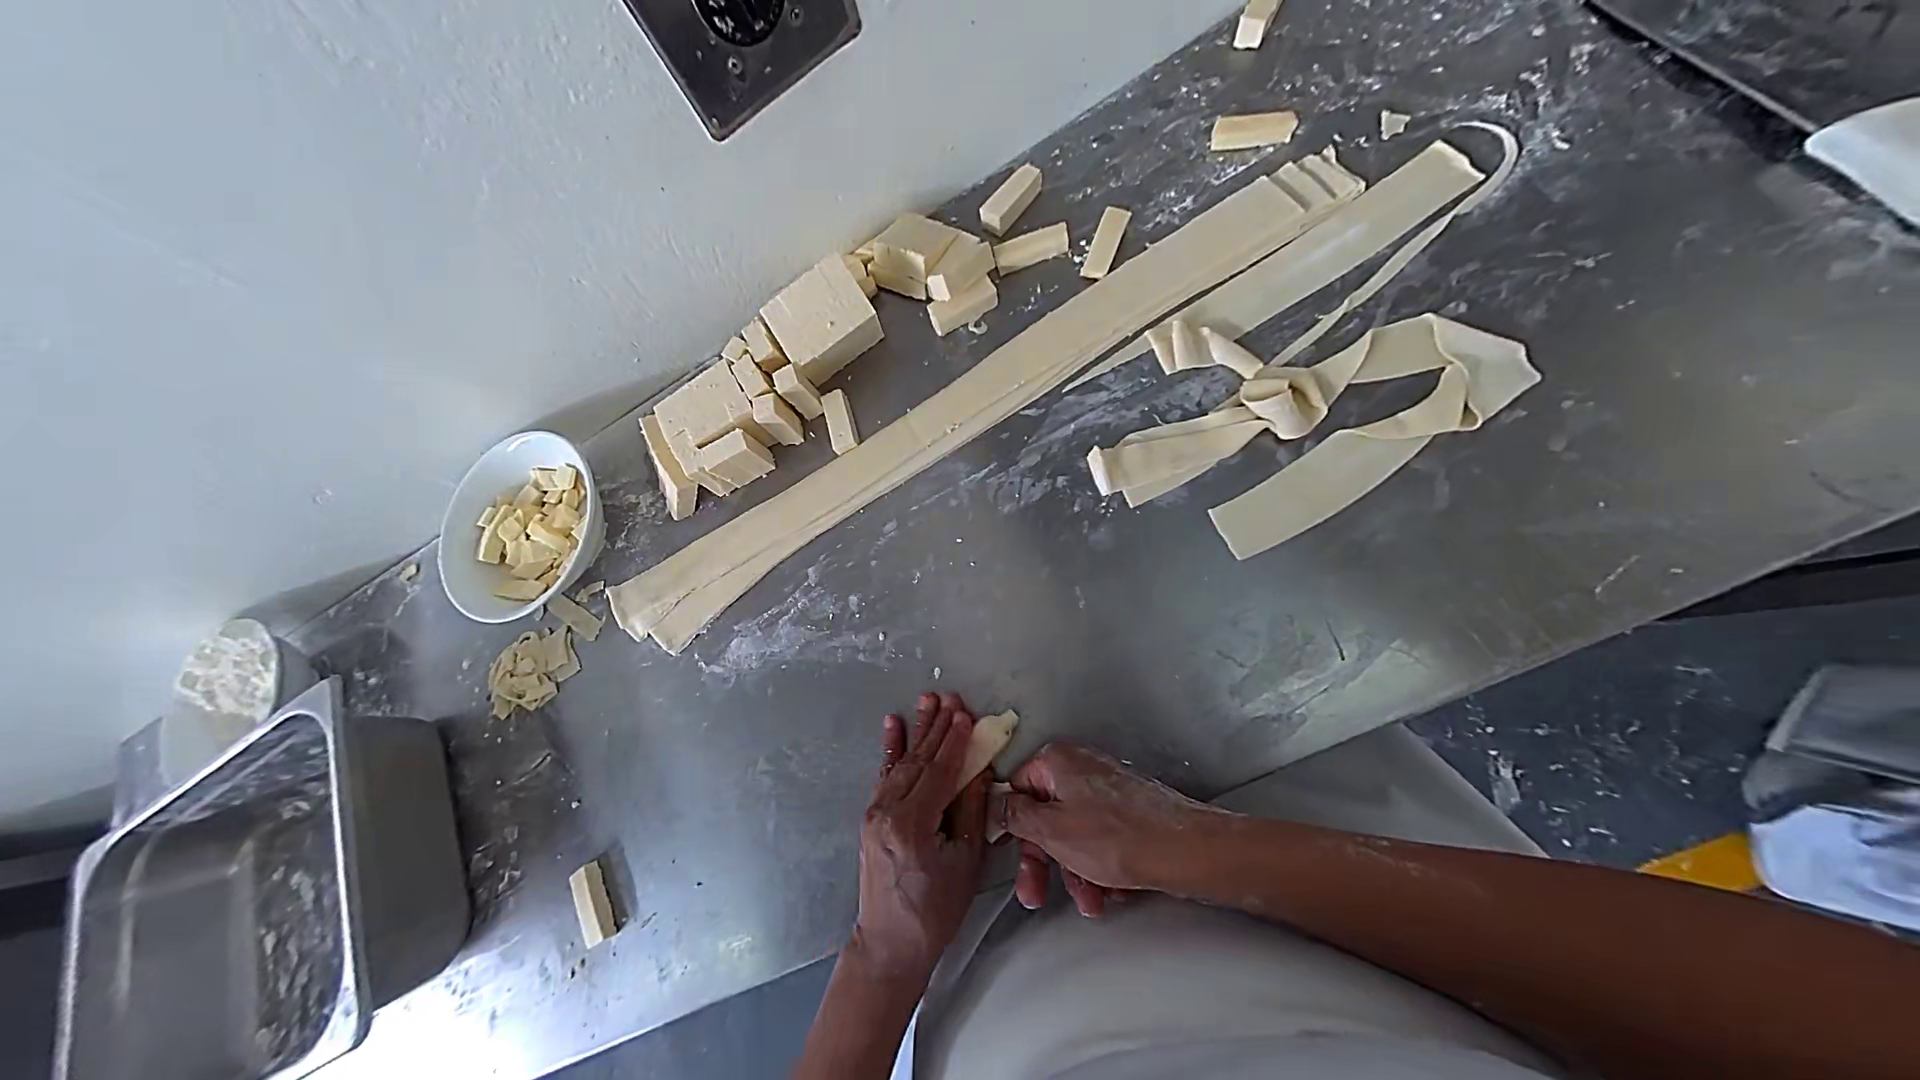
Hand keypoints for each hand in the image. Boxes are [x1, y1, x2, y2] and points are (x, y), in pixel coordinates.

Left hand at [850, 692, 988, 980]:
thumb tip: (979, 767)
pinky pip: (884, 775)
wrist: (890, 943)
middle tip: (950, 696)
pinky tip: (893, 725)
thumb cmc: (936, 909)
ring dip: (918, 730)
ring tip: (929, 700)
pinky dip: (891, 748)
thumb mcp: (966, 861)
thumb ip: (971, 809)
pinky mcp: (870, 816)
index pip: (940, 771)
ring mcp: (874, 812)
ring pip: (902, 762)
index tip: (968, 714)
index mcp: (912, 824)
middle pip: (919, 760)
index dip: (956, 741)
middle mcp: (888, 811)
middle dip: (937, 726)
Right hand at [994, 742, 1224, 916]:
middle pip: (1045, 815)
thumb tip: (997, 803)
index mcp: (1058, 761)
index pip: (1017, 787)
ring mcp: (1107, 788)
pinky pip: (1100, 838)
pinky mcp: (1128, 810)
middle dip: (1043, 860)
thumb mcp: (1051, 830)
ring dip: (1074, 872)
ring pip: (1074, 833)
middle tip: (1036, 893)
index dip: (1009, 823)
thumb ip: (1016, 816)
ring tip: (1089, 901)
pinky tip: (1110, 891)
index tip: (1006, 851)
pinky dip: (1099, 866)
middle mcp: (1081, 767)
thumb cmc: (1119, 837)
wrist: (1185, 852)